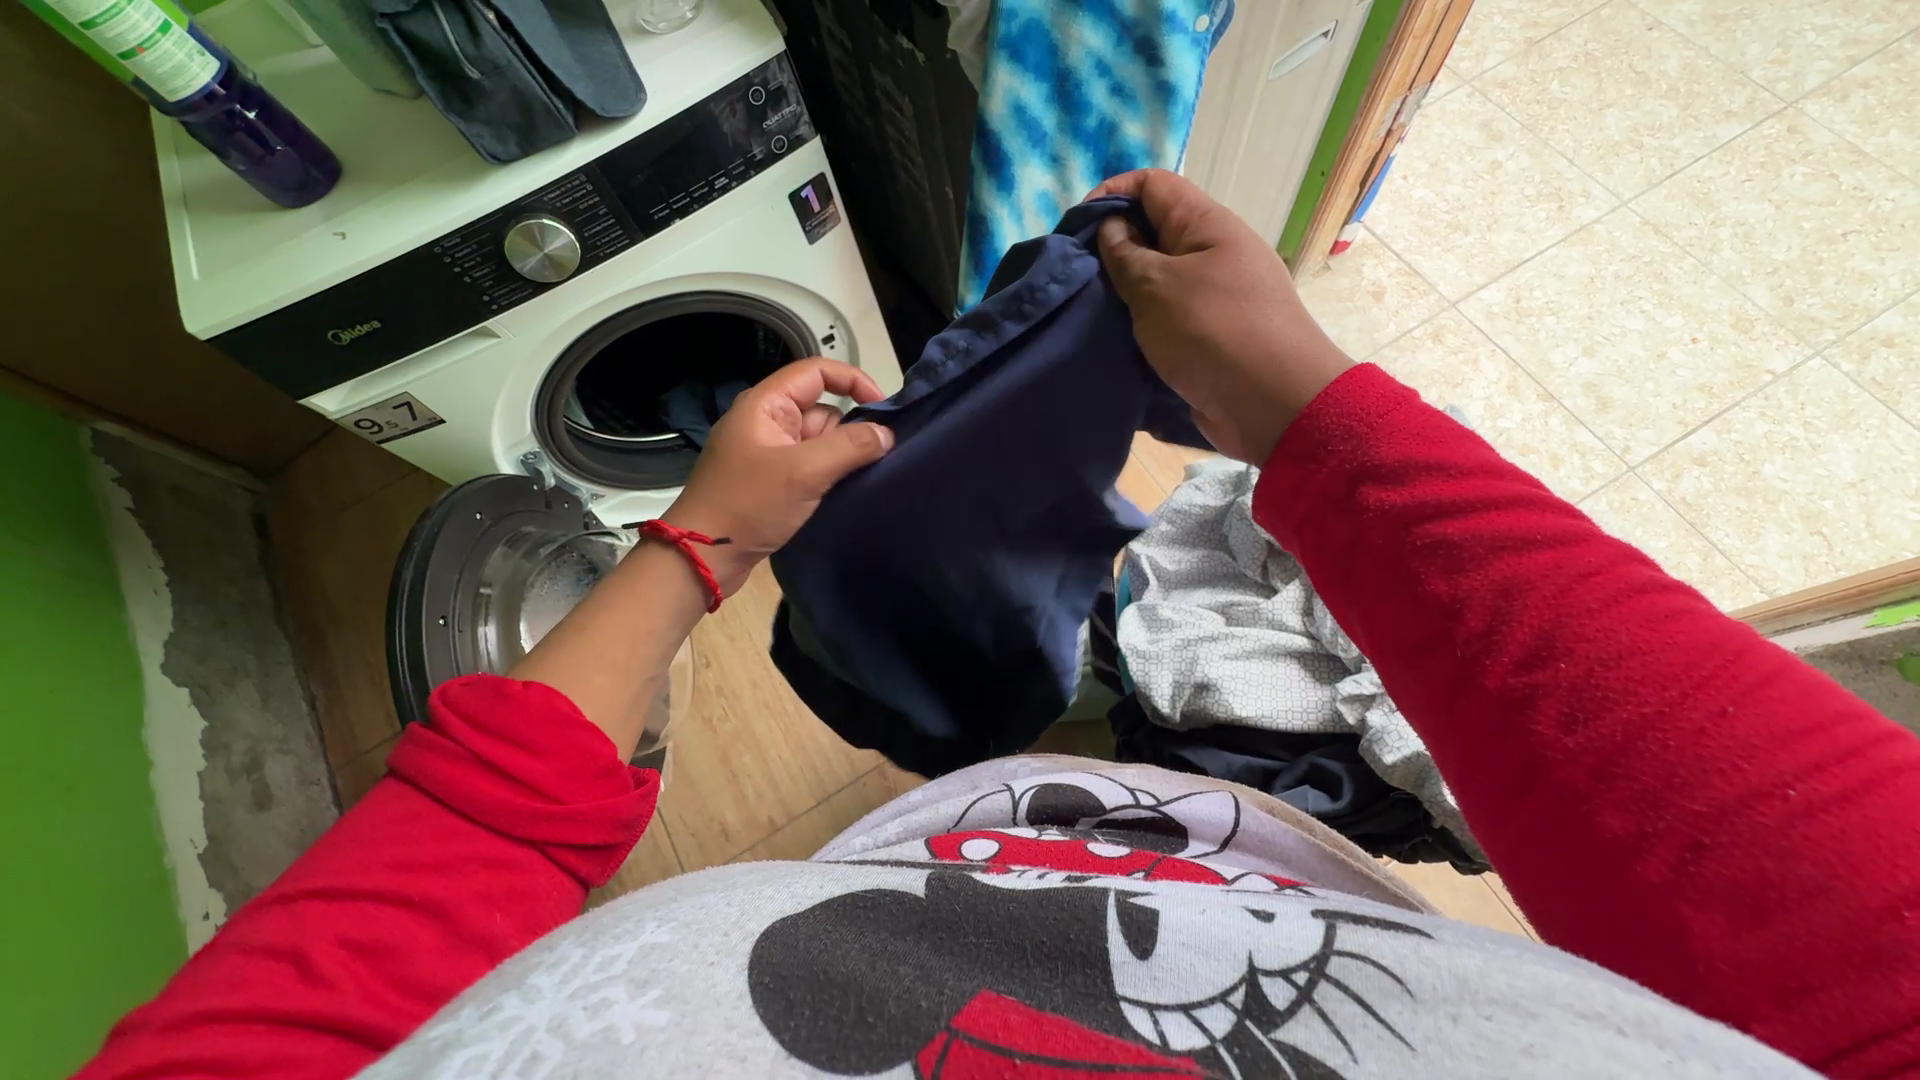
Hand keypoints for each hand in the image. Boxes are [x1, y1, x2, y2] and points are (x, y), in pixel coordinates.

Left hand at [659, 357, 893, 595]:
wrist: (703, 556)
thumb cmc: (748, 505)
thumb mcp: (804, 472)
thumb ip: (850, 447)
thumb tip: (887, 434)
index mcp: (766, 405)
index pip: (816, 372)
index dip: (853, 380)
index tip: (884, 408)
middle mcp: (767, 423)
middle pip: (822, 410)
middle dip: (851, 430)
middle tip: (879, 458)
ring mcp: (768, 454)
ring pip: (820, 443)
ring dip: (843, 459)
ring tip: (867, 479)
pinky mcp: (771, 483)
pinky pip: (810, 468)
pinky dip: (829, 477)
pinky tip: (847, 493)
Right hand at [1091, 169, 1353, 463]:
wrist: (1271, 405)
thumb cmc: (1212, 332)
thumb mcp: (1156, 285)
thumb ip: (1124, 254)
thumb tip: (1111, 229)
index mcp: (1206, 224)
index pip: (1153, 185)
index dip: (1111, 195)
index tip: (1075, 228)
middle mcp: (1212, 254)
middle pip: (1152, 234)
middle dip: (1110, 250)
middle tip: (1075, 279)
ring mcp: (1211, 298)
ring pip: (1155, 283)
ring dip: (1122, 296)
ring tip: (1087, 314)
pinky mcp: (1207, 339)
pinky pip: (1165, 321)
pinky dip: (1139, 329)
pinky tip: (1113, 344)